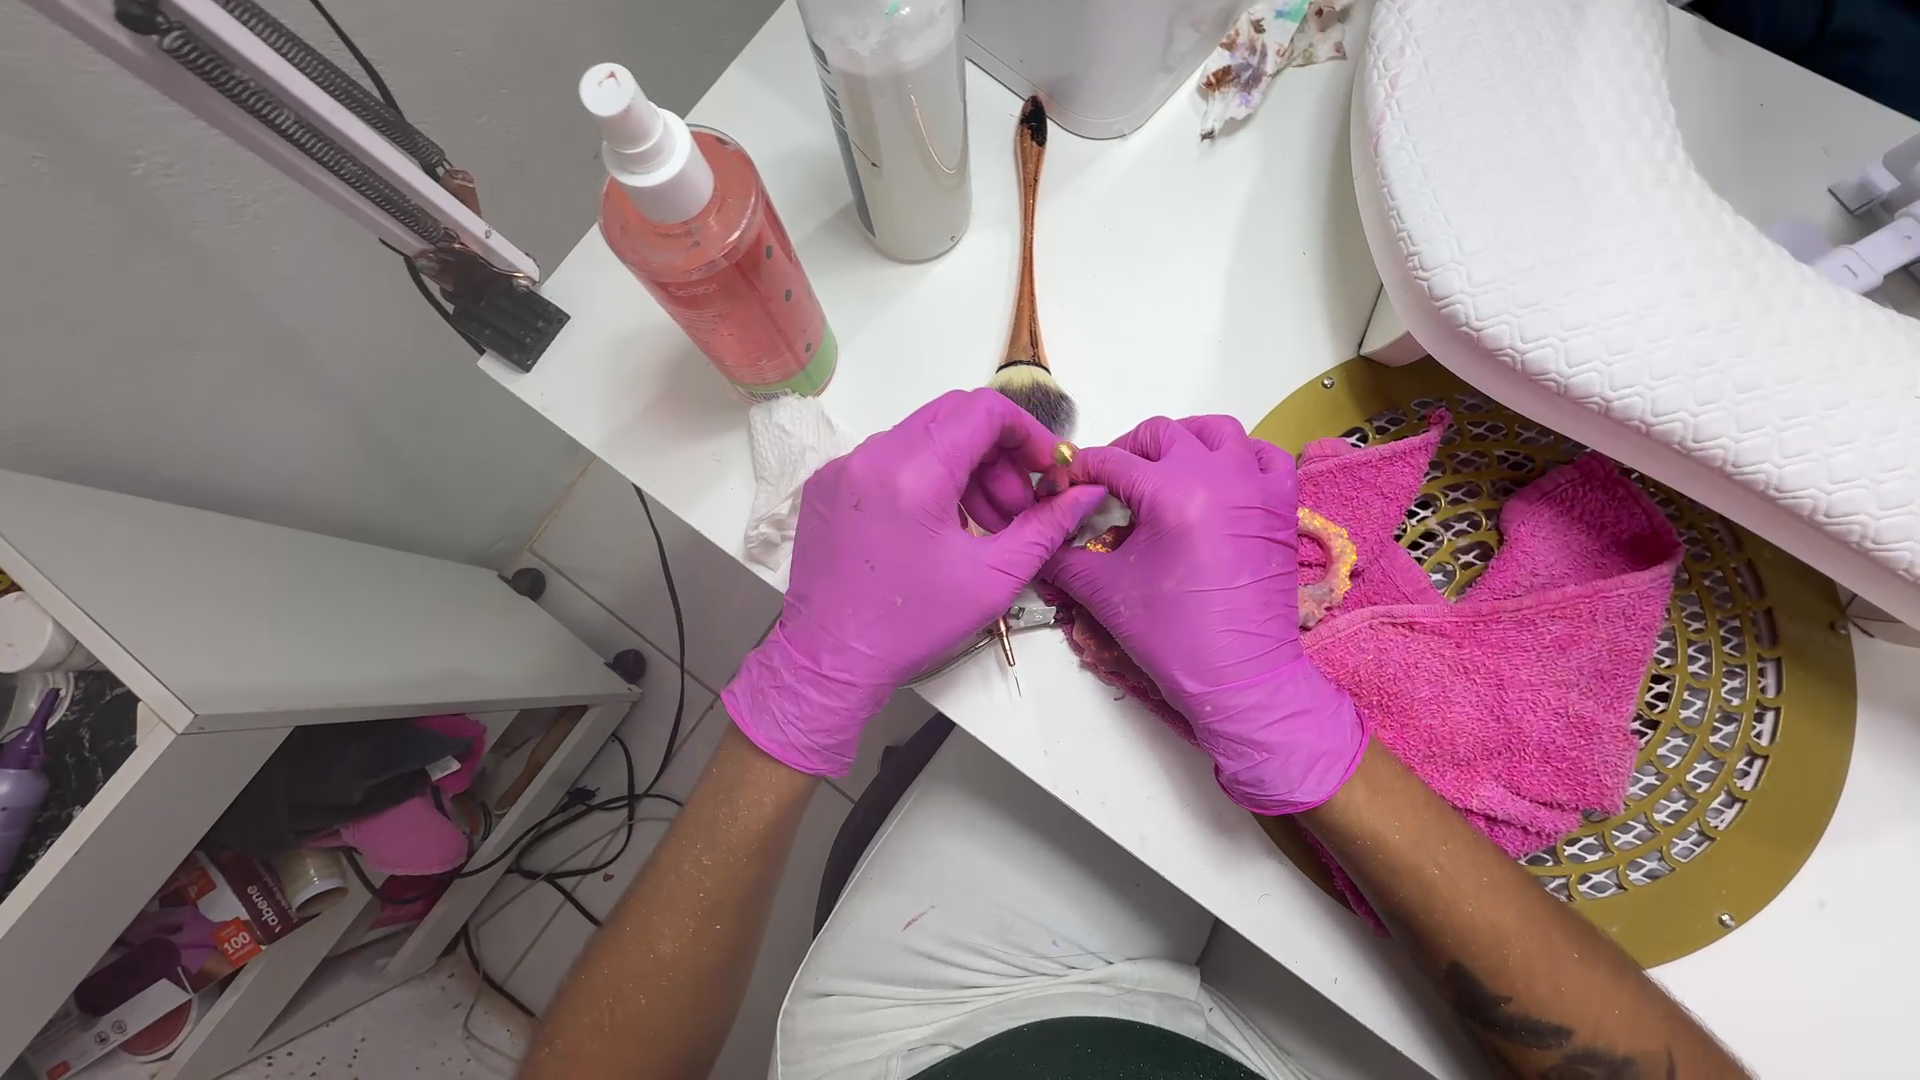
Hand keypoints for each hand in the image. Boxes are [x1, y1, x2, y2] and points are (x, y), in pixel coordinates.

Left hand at [724, 389, 1108, 776]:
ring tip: (981, 524)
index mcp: (913, 472)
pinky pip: (890, 459)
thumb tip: (1086, 492)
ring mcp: (843, 467)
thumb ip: (1046, 527)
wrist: (830, 660)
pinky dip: (926, 478)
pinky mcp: (827, 484)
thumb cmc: (913, 625)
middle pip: (953, 416)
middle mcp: (872, 455)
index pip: (984, 410)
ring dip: (963, 469)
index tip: (1045, 471)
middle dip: (998, 454)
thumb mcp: (993, 578)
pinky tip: (938, 527)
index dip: (1027, 432)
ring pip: (922, 436)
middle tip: (1016, 508)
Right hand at [1044, 416, 1365, 813]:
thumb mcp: (1102, 591)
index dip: (1079, 470)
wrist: (1239, 677)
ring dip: (1182, 441)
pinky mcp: (1281, 505)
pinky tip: (1219, 477)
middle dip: (1126, 449)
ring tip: (1162, 469)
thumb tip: (1039, 538)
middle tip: (1109, 482)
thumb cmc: (1170, 635)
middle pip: (1162, 432)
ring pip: (1216, 430)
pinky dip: (1240, 454)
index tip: (1064, 487)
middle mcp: (1217, 475)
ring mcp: (1255, 486)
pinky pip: (1264, 455)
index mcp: (1170, 493)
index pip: (1111, 461)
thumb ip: (1062, 556)